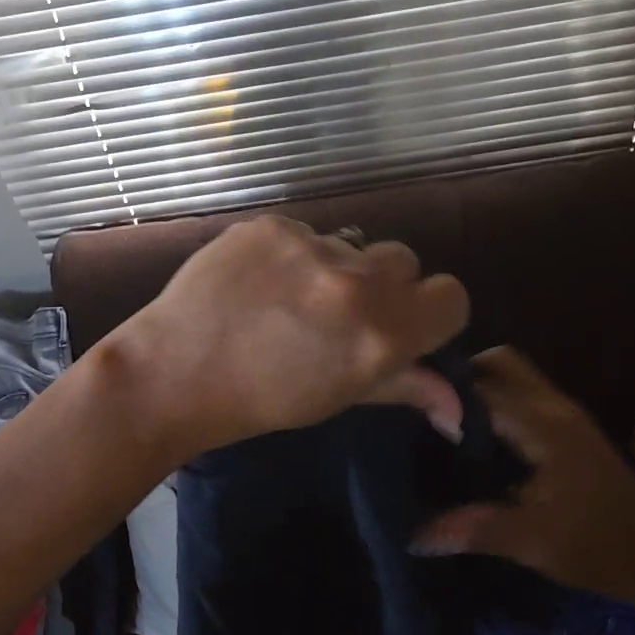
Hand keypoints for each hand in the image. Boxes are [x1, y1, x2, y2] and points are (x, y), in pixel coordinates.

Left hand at [103, 216, 470, 458]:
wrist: (175, 371)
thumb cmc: (263, 399)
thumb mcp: (340, 398)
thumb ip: (406, 387)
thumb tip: (459, 410)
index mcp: (383, 333)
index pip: (451, 296)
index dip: (432, 313)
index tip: (406, 326)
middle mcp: (356, 282)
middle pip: (405, 261)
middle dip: (385, 285)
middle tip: (342, 314)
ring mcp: (311, 246)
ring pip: (353, 244)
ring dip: (337, 267)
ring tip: (292, 298)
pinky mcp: (271, 224)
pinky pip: (305, 231)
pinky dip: (292, 253)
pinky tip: (260, 281)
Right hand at [413, 347, 634, 599]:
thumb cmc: (598, 546)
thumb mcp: (530, 540)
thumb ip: (471, 528)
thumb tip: (411, 536)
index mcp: (543, 423)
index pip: (482, 388)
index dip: (442, 391)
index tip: (403, 403)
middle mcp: (555, 407)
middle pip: (502, 364)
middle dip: (463, 376)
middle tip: (423, 405)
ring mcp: (567, 418)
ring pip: (516, 380)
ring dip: (481, 389)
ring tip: (439, 419)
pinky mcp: (572, 435)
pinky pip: (525, 399)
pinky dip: (498, 406)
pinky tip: (476, 441)